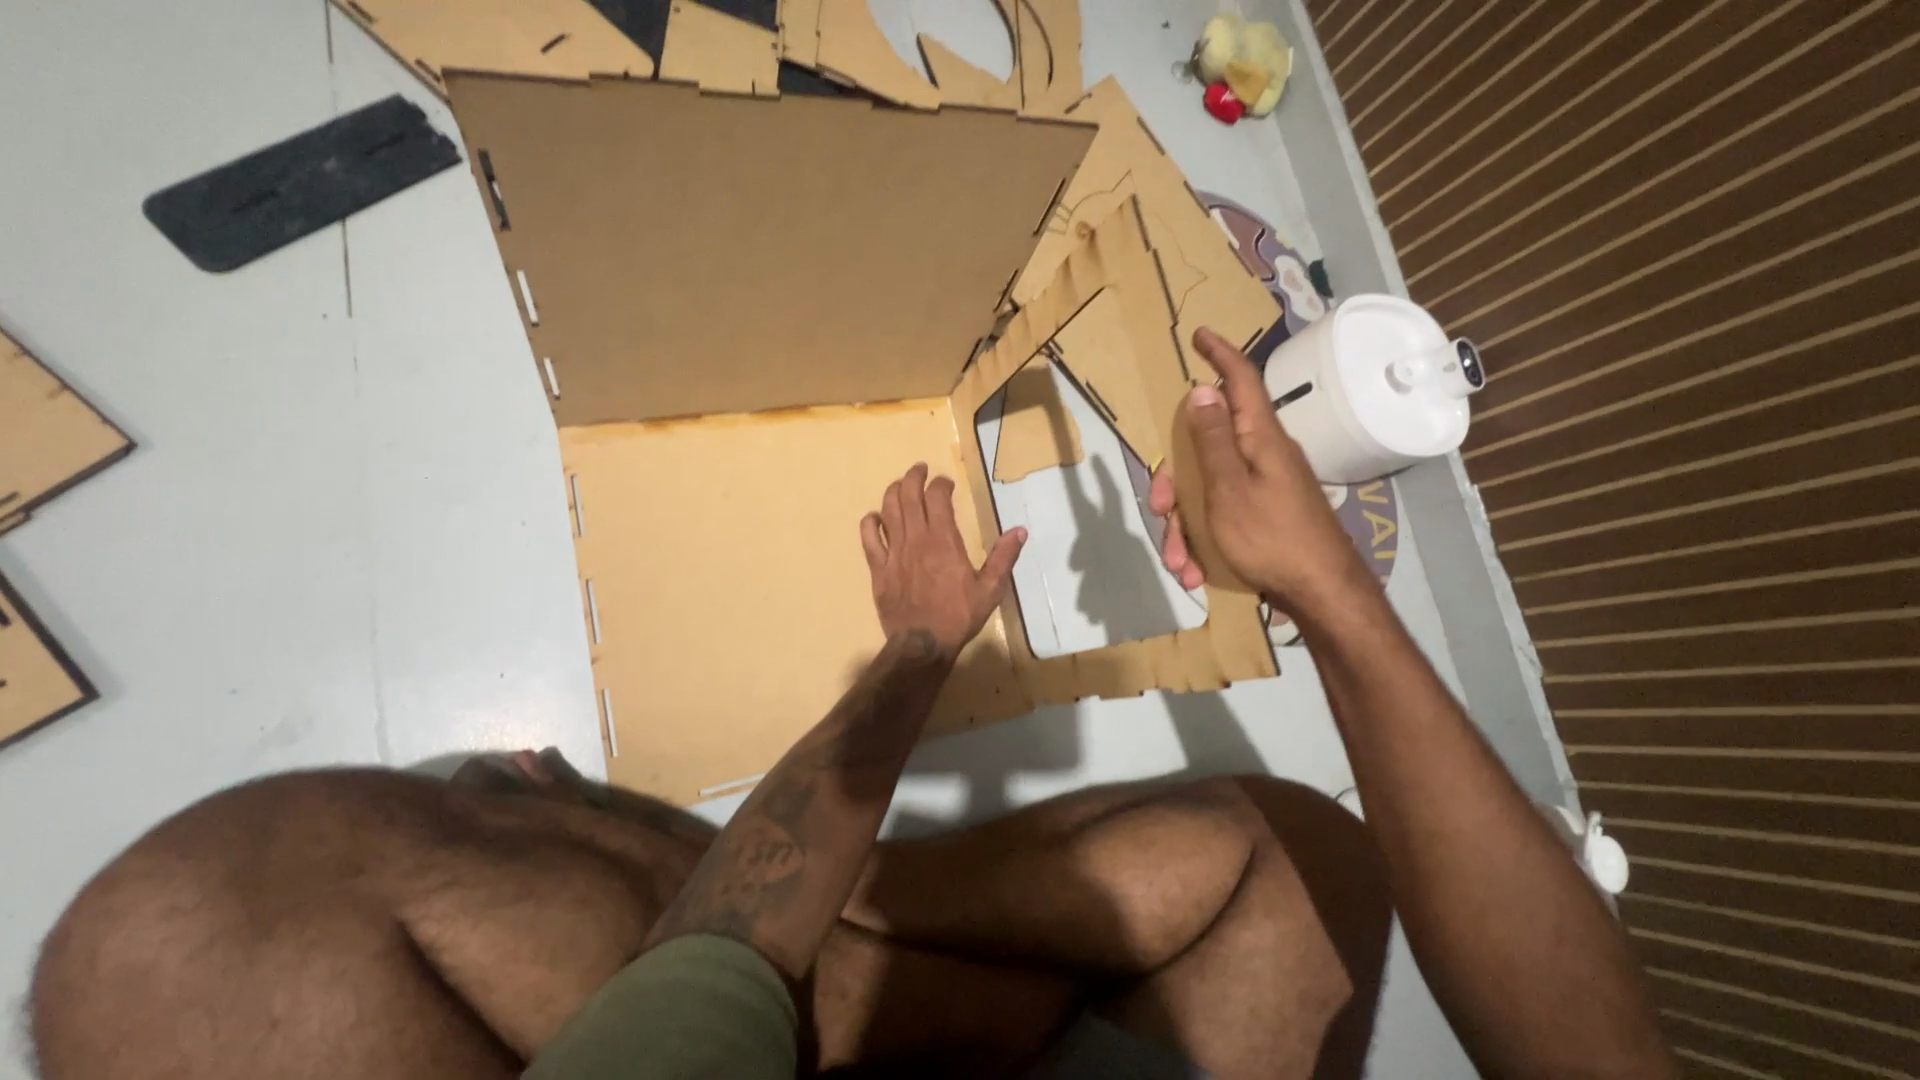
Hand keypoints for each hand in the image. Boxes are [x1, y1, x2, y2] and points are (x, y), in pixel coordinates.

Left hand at [861, 464, 1026, 653]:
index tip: (947, 482)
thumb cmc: (959, 616)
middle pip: (908, 495)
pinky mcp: (878, 569)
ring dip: (893, 492)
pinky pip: (869, 538)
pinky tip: (875, 518)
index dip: (941, 483)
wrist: (922, 644)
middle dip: (914, 477)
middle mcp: (915, 539)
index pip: (937, 497)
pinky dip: (871, 522)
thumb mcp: (990, 589)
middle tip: (920, 470)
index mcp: (943, 540)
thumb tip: (1020, 531)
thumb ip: (1004, 557)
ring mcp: (893, 553)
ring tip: (900, 485)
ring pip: (888, 511)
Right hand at [1148, 328, 1369, 619]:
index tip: (1200, 335)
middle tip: (1159, 510)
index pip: (1239, 381)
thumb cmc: (1272, 538)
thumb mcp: (1229, 489)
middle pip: (1207, 446)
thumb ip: (1212, 441)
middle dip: (1174, 481)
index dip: (1220, 355)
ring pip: (1207, 488)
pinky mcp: (1263, 514)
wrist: (1320, 593)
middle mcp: (1263, 455)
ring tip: (1179, 562)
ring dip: (1184, 525)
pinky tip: (1195, 570)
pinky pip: (1221, 515)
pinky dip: (1202, 540)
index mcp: (1260, 438)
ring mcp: (1264, 486)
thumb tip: (1202, 390)